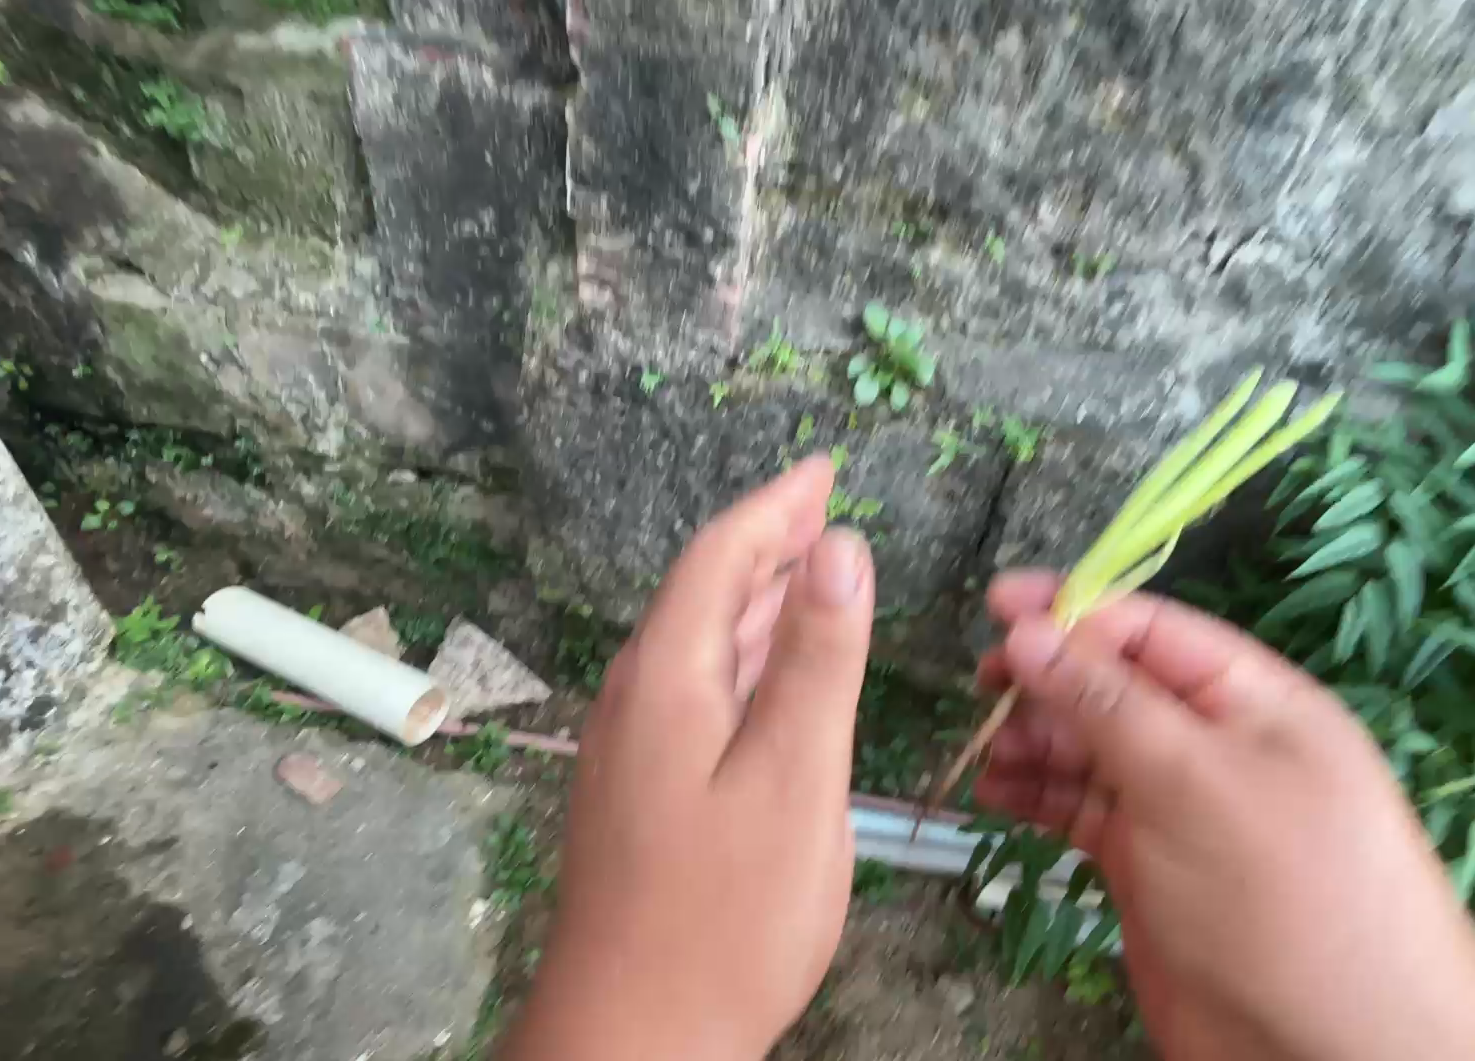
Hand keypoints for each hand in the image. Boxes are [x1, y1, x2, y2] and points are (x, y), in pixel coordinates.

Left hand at [502, 457, 874, 1060]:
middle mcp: (641, 690)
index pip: (721, 557)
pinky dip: (746, 649)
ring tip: (810, 561)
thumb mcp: (793, 776)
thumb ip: (818, 658)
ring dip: (759, 592)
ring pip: (705, 637)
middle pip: (708, 588)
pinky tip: (774, 659)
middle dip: (768, 539)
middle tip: (824, 504)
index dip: (774, 506)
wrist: (634, 1040)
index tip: (823, 470)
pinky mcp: (647, 777)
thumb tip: (839, 548)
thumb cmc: (727, 910)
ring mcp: (637, 737)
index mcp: (669, 673)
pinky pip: (702, 683)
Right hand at [975, 571, 1474, 1060]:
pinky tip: (995, 794)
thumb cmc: (1284, 897)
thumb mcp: (1192, 780)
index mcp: (1247, 701)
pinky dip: (1034, 793)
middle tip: (985, 684)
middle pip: (1107, 685)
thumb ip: (1104, 700)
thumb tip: (1025, 630)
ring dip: (1031, 741)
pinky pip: (1076, 803)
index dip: (1072, 609)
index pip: (1148, 629)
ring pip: (1084, 745)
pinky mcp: (1141, 857)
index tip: (998, 605)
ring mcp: (1172, 803)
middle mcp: (1207, 742)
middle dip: (1045, 680)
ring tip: (991, 754)